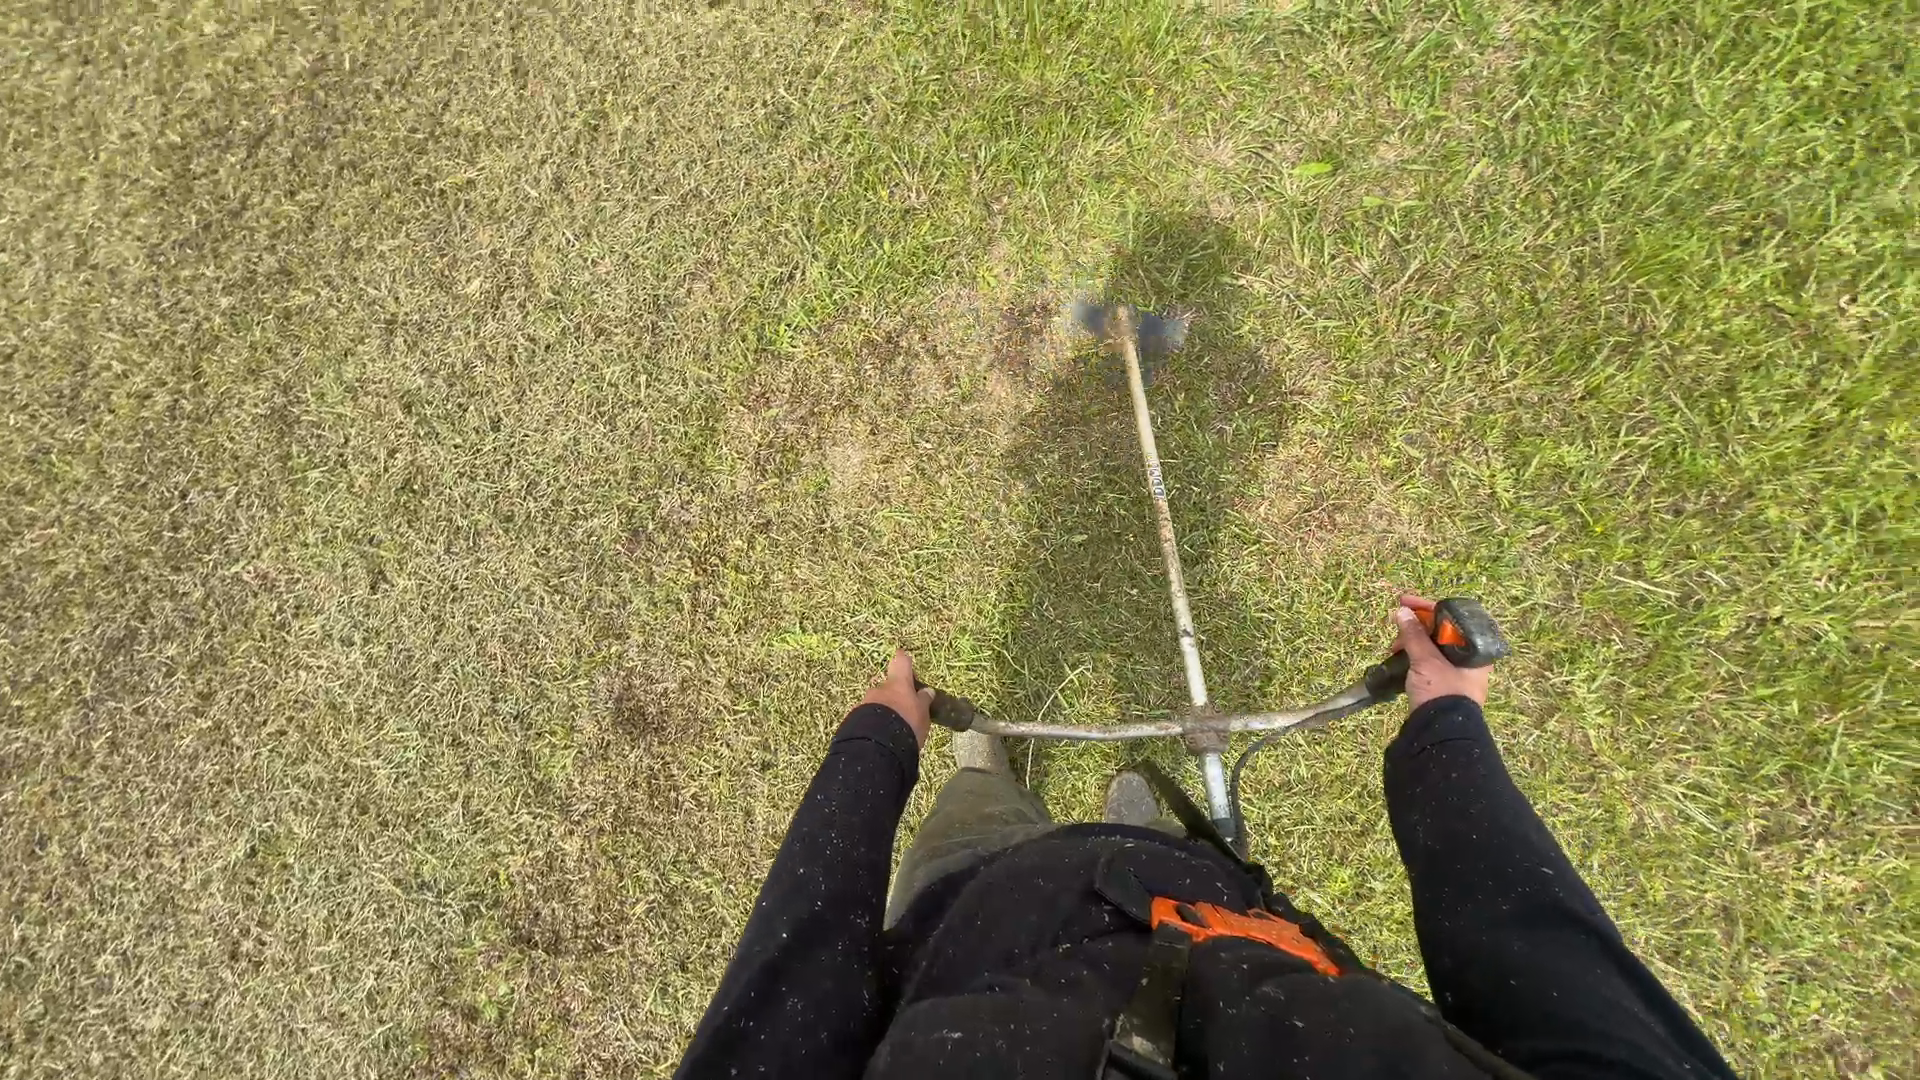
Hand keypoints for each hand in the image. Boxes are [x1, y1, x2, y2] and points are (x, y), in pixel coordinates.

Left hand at [861, 648, 934, 746]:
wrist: (877, 746)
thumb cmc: (906, 723)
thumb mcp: (922, 713)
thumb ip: (923, 701)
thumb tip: (927, 691)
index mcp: (898, 683)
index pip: (901, 662)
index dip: (904, 661)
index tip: (906, 661)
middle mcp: (880, 688)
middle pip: (888, 685)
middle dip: (895, 695)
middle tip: (904, 710)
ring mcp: (865, 702)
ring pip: (877, 701)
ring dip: (883, 710)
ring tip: (893, 728)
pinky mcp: (855, 718)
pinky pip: (867, 716)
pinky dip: (874, 722)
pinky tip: (881, 736)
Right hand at [1394, 594, 1489, 708]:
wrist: (1440, 730)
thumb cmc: (1441, 690)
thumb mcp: (1426, 660)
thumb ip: (1414, 635)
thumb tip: (1401, 611)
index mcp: (1475, 650)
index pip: (1452, 618)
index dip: (1427, 607)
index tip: (1404, 601)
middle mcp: (1469, 658)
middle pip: (1441, 631)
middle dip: (1415, 625)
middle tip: (1396, 625)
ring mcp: (1456, 671)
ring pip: (1432, 645)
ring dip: (1411, 641)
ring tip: (1394, 648)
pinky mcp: (1442, 682)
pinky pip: (1427, 659)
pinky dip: (1412, 654)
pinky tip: (1399, 656)